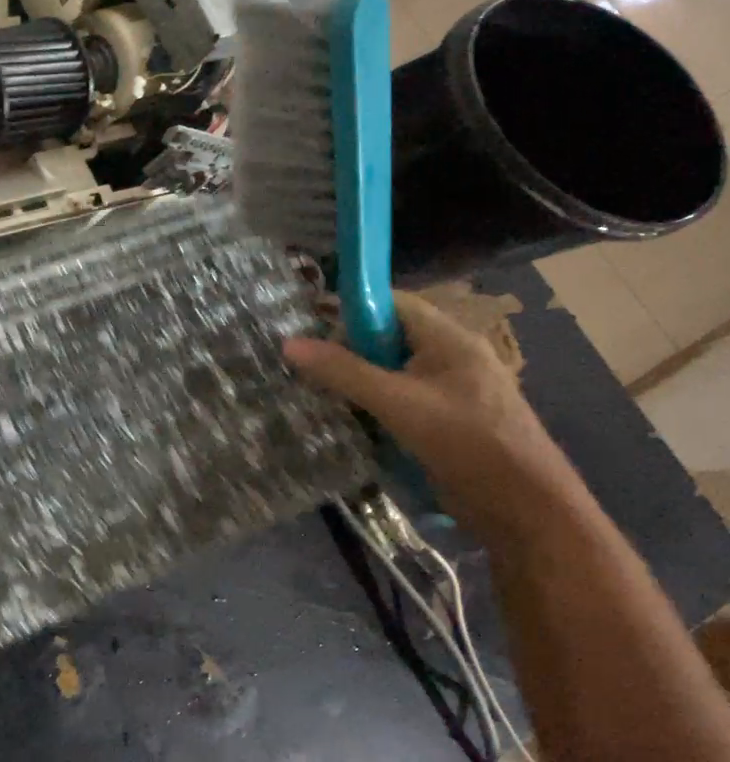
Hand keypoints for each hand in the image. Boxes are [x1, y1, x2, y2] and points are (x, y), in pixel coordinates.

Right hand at [284, 290, 576, 538]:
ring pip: (391, 370)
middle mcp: (454, 358)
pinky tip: (347, 417)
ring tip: (317, 389)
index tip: (306, 322)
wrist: (530, 515)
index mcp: (451, 341)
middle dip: (346, 346)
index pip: (392, 304)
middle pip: (388, 337)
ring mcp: (453, 391)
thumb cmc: (469, 445)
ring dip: (355, 378)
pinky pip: (400, 397)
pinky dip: (372, 402)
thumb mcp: (398, 404)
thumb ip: (342, 371)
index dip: (350, 307)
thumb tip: (288, 343)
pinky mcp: (448, 421)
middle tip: (306, 363)